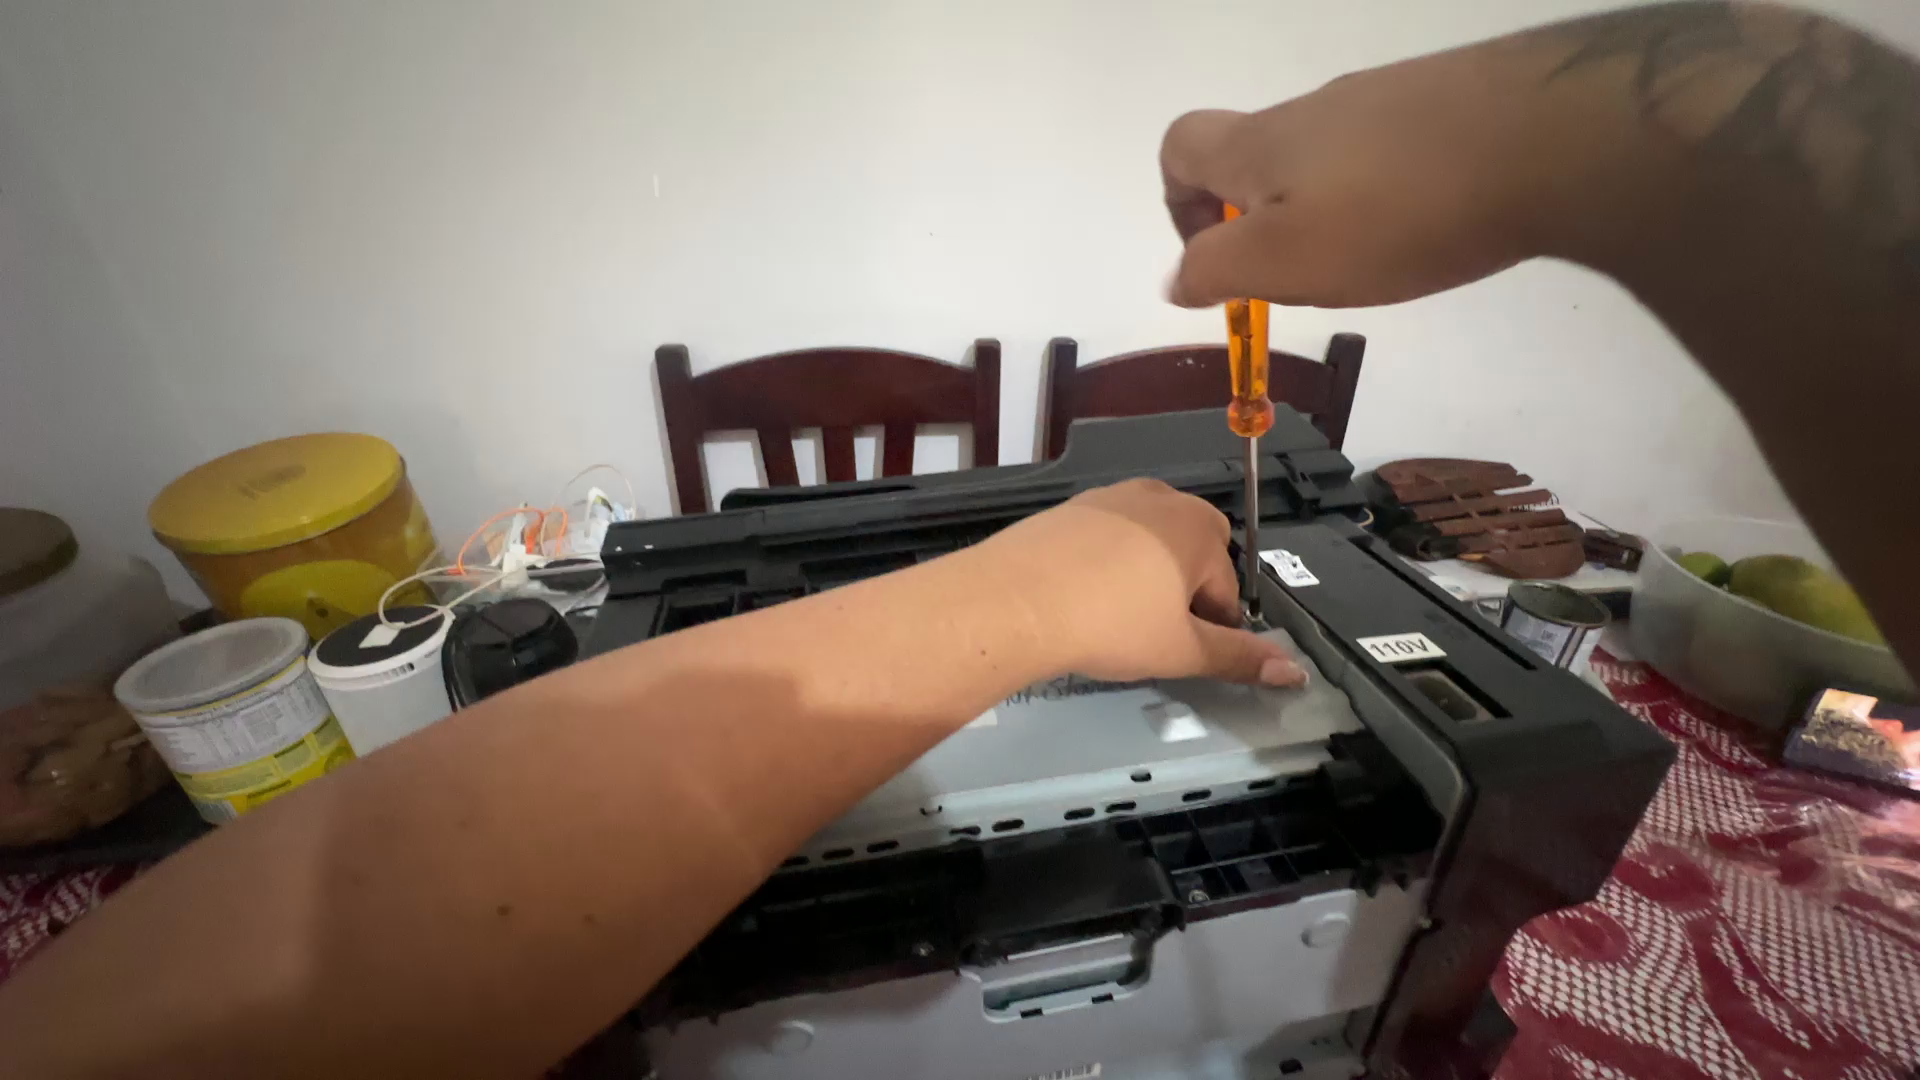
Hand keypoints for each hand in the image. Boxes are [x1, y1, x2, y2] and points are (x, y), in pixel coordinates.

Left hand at [980, 478, 1305, 686]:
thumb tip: (1296, 672)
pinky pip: (1105, 537)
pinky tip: (1082, 593)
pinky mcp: (1069, 507)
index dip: (1213, 628)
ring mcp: (1110, 496)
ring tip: (1114, 615)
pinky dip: (1105, 563)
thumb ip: (1239, 658)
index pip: (1227, 589)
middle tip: (1151, 632)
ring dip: (1145, 576)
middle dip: (1183, 593)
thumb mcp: (1181, 649)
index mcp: (1200, 527)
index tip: (1185, 652)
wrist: (1016, 597)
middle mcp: (1160, 498)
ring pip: (1147, 543)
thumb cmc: (1112, 623)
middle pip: (1190, 554)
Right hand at [1160, 26, 1649, 307]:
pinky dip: (1379, 195)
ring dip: (1317, 212)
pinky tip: (1423, 225)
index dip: (1178, 205)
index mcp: (1261, 144)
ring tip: (1367, 257)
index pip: (1180, 148)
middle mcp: (1316, 108)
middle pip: (1252, 157)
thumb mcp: (1279, 262)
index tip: (1216, 254)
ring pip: (1320, 158)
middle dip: (1254, 223)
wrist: (1564, 136)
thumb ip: (1211, 271)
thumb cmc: (1395, 212)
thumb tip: (1175, 278)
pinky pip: (1384, 151)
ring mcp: (1386, 97)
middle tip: (1297, 274)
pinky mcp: (1449, 100)